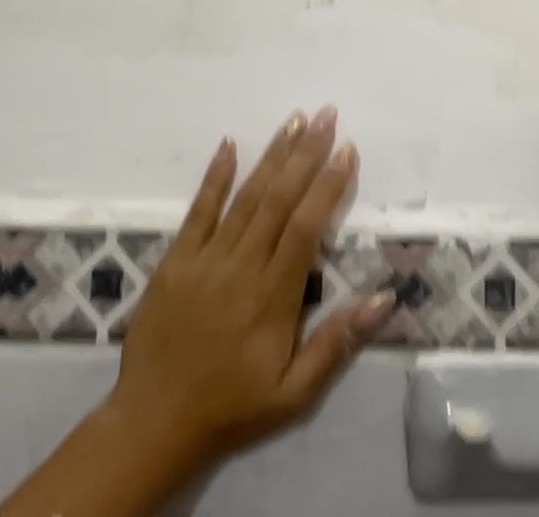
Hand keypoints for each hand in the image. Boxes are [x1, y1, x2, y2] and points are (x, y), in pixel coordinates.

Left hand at [106, 106, 396, 467]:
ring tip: (294, 120)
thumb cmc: (233, 408)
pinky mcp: (175, 261)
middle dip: (306, 154)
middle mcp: (241, 266)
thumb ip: (336, 343)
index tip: (347, 151)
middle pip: (279, 200)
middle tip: (326, 115)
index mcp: (273, 296)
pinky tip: (229, 145)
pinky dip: (215, 177)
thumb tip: (384, 299)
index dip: (328, 185)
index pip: (307, 227)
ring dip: (271, 156)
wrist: (154, 422)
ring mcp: (204, 260)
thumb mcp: (295, 393)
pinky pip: (198, 211)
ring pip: (245, 197)